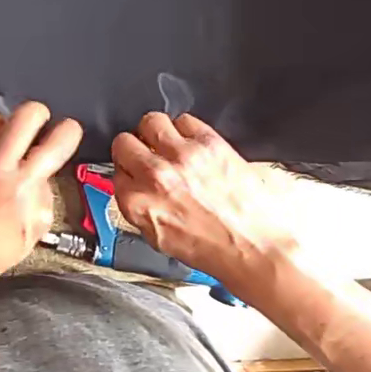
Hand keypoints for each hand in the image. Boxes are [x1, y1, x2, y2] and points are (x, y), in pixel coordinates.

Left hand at [0, 101, 82, 310]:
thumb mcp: (29, 238)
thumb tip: (45, 182)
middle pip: (30, 115)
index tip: (67, 134)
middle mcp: (2, 169)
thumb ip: (43, 203)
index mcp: (26, 189)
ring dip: (11, 120)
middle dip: (42, 115)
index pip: (59, 142)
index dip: (69, 132)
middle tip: (42, 125)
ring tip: (12, 134)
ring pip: (0, 115)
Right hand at [111, 112, 296, 295]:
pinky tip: (193, 144)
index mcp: (138, 203)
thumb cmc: (214, 250)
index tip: (135, 173)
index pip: (116, 172)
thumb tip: (135, 191)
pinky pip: (185, 120)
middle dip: (134, 149)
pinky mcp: (209, 143)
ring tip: (167, 144)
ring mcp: (182, 156)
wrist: (254, 249)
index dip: (127, 172)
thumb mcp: (159, 240)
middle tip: (146, 155)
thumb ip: (139, 209)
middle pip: (125, 142)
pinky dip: (186, 129)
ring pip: (151, 122)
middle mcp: (155, 176)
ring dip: (156, 132)